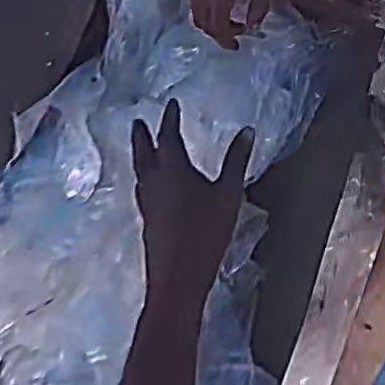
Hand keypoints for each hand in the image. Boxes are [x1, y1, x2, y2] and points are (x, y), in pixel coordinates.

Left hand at [132, 99, 254, 303]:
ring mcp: (148, 205)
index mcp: (173, 170)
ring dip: (140, 156)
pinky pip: (143, 189)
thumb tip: (247, 130)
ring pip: (141, 173)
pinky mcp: (148, 222)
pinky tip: (150, 187)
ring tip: (141, 149)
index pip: (168, 137)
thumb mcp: (228, 193)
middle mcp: (155, 183)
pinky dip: (145, 177)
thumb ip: (236, 160)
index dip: (170, 119)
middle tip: (137, 122)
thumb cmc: (205, 232)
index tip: (170, 104)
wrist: (177, 281)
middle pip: (144, 154)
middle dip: (142, 136)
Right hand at [189, 0, 273, 48]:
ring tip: (227, 19)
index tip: (235, 46)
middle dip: (218, 33)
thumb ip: (259, 9)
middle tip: (233, 33)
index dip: (226, 41)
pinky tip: (218, 3)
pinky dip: (203, 7)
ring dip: (210, 20)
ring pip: (196, 12)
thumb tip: (250, 26)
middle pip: (204, 24)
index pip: (218, 28)